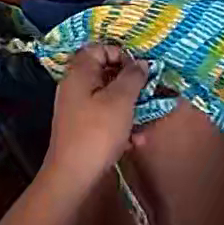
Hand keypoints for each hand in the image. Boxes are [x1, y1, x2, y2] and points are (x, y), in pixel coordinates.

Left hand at [45, 43, 145, 185]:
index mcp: (80, 73)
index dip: (121, 54)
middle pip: (106, 74)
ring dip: (131, 107)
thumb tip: (141, 63)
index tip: (140, 68)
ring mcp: (78, 109)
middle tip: (150, 91)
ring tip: (149, 120)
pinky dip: (122, 125)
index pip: (99, 48)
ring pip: (109, 98)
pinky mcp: (83, 129)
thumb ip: (133, 77)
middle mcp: (75, 87)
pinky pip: (106, 117)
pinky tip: (137, 141)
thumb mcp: (121, 100)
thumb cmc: (97, 132)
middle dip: (131, 83)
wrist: (73, 176)